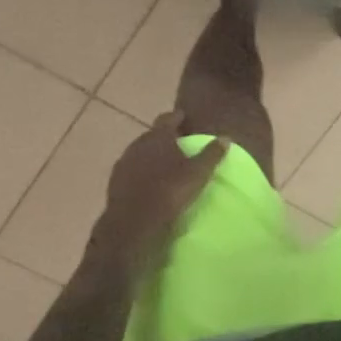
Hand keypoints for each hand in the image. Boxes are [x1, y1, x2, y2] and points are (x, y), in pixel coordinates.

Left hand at [86, 111, 227, 278]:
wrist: (133, 223)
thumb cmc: (169, 192)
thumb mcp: (197, 174)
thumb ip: (211, 154)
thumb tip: (225, 138)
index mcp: (157, 137)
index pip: (167, 119)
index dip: (177, 117)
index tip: (184, 117)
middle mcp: (137, 144)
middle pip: (152, 135)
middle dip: (164, 138)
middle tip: (178, 144)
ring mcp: (123, 162)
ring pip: (140, 153)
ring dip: (151, 156)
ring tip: (165, 165)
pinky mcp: (115, 181)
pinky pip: (131, 170)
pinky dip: (141, 172)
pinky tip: (148, 183)